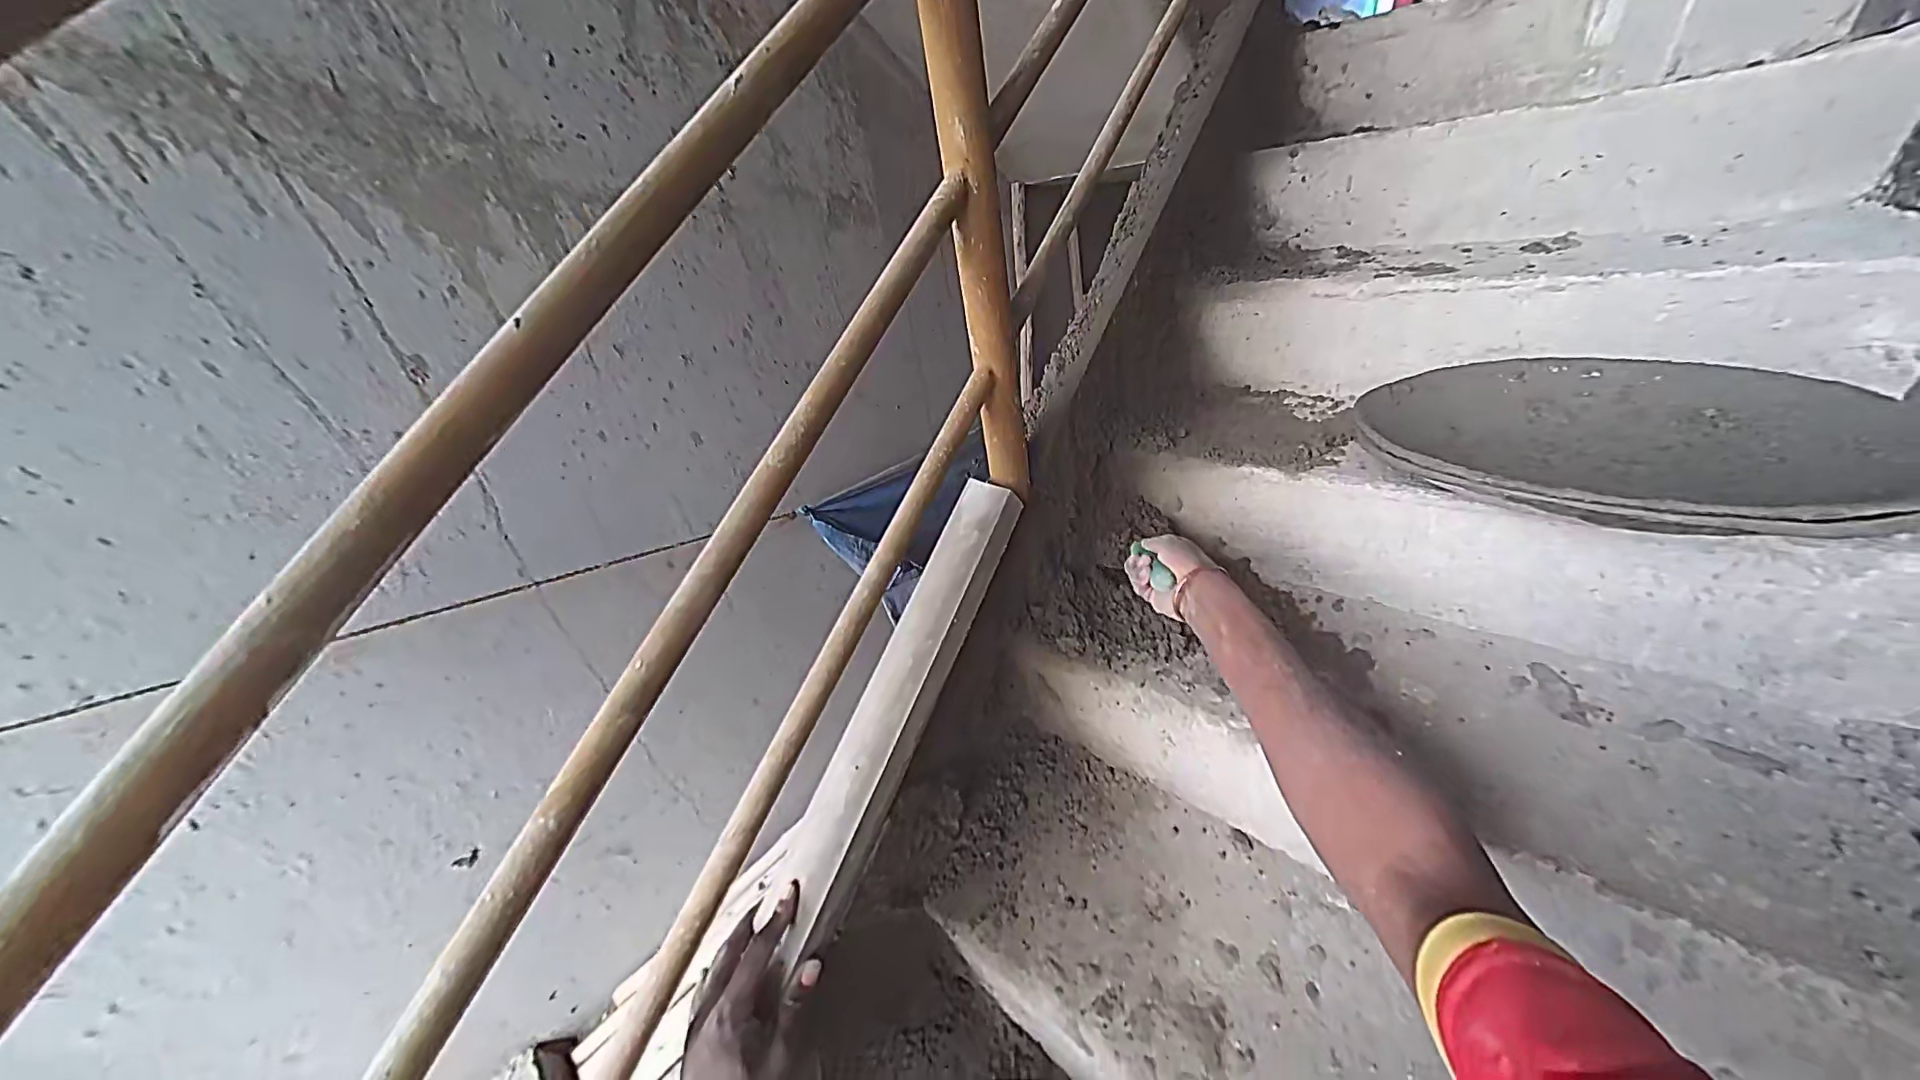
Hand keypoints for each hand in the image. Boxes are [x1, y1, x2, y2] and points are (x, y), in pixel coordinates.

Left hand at [684, 881, 819, 1079]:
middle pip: (728, 954)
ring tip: (752, 929)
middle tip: (770, 903)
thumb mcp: (780, 1062)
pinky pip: (706, 990)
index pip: (756, 952)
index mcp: (728, 1013)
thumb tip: (812, 964)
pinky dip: (722, 970)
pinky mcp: (691, 1044)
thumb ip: (794, 1010)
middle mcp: (706, 1014)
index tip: (790, 895)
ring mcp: (694, 1029)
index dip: (776, 920)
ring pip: (714, 970)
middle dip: (750, 924)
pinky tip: (727, 975)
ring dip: (735, 945)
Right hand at [1124, 534, 1219, 622]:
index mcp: (1175, 555)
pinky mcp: (1154, 597)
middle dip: (1139, 559)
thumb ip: (1152, 542)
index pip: (1154, 551)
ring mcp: (1160, 584)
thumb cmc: (1186, 561)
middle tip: (1145, 559)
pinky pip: (1138, 588)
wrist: (1193, 586)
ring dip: (1137, 569)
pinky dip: (1138, 581)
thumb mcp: (1168, 542)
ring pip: (1138, 575)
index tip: (1139, 548)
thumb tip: (1143, 544)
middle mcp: (1168, 570)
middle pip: (1143, 563)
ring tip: (1146, 568)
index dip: (1144, 549)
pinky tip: (1145, 578)